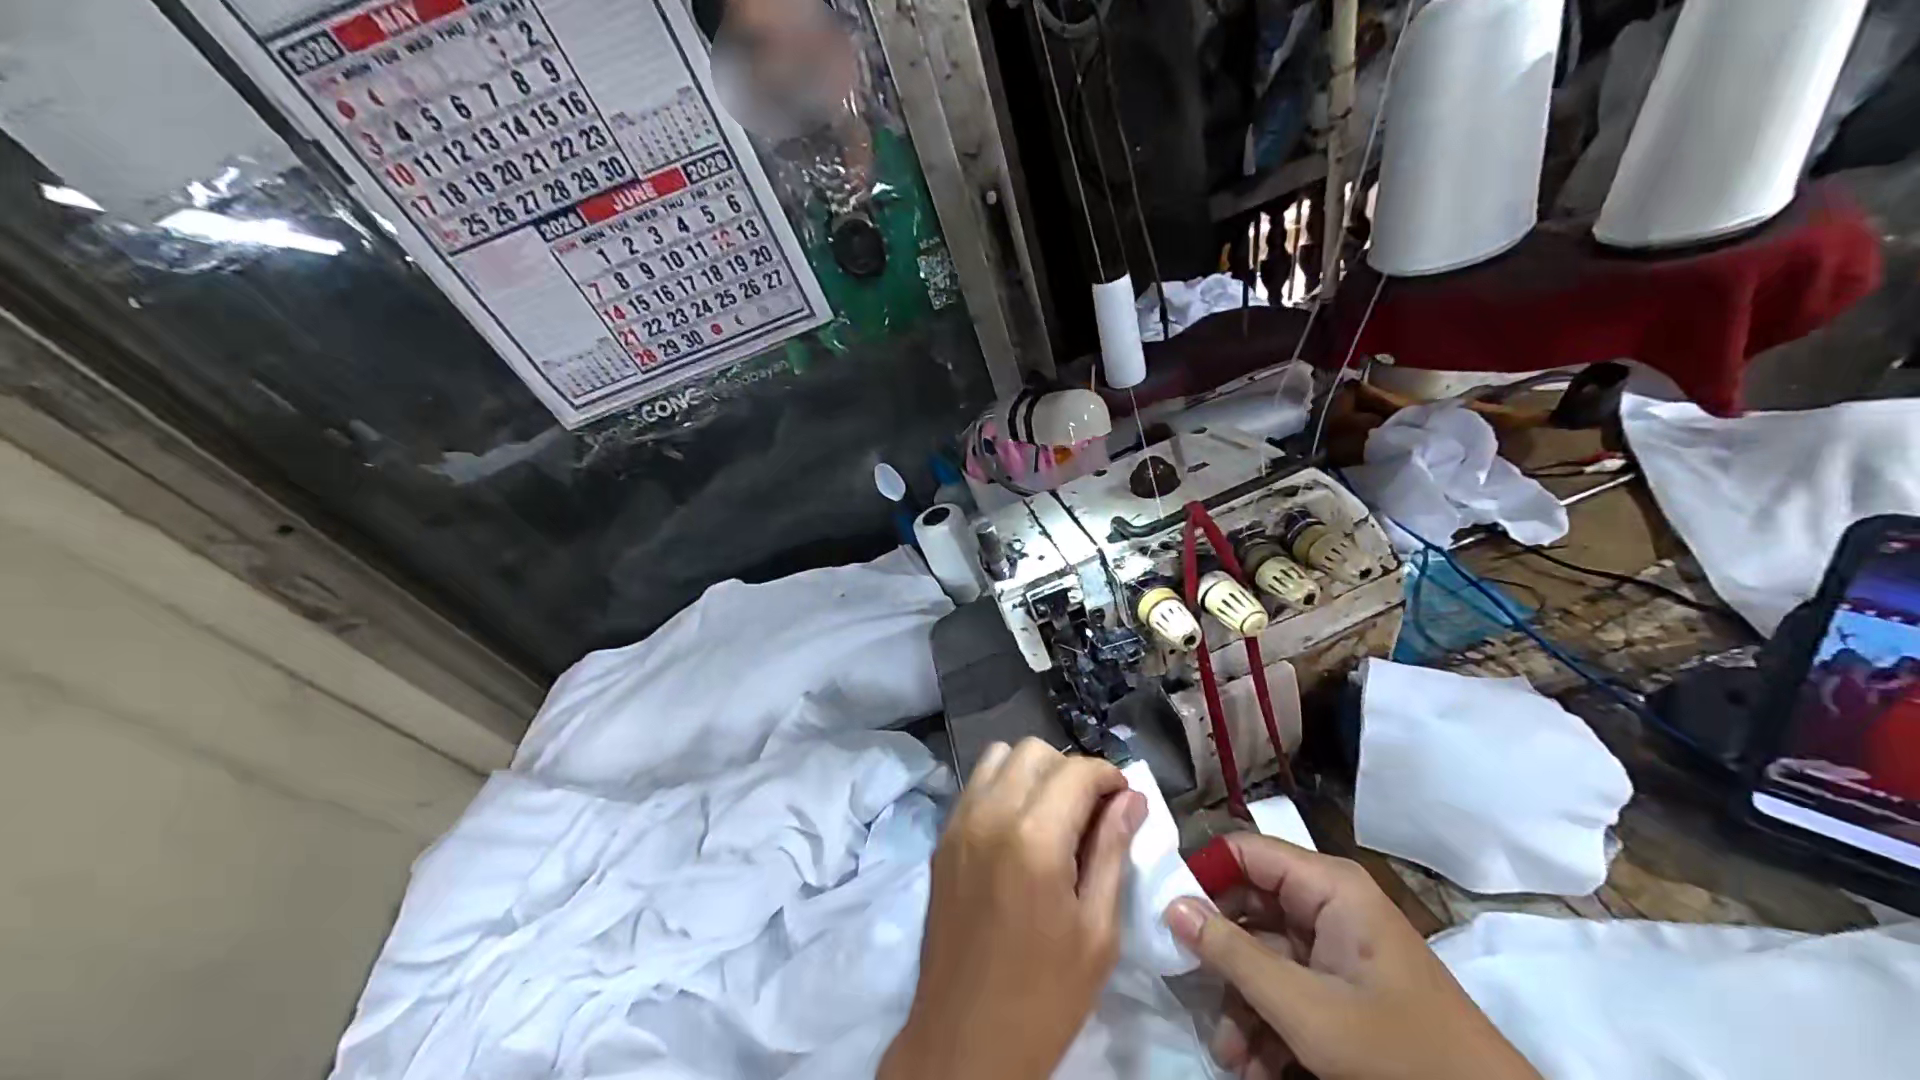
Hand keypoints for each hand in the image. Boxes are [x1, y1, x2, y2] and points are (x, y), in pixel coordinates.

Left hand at [879, 739, 1147, 1079]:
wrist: (963, 1040)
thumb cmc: (1045, 995)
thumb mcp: (1097, 930)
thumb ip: (1112, 851)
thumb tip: (1131, 800)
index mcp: (1034, 837)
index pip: (1077, 770)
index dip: (1109, 776)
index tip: (1125, 801)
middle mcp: (989, 814)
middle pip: (1034, 751)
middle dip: (1070, 770)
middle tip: (1091, 812)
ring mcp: (958, 823)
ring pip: (998, 757)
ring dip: (1033, 773)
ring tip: (1054, 815)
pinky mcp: (942, 839)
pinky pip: (975, 785)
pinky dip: (1003, 787)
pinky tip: (1020, 829)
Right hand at [1164, 834, 1539, 1079]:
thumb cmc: (1397, 1052)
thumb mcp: (1304, 1008)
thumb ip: (1232, 953)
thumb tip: (1172, 905)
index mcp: (1327, 887)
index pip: (1244, 852)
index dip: (1202, 874)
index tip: (1165, 911)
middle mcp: (1328, 904)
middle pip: (1248, 907)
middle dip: (1220, 959)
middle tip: (1191, 992)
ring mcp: (1335, 946)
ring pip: (1262, 954)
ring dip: (1241, 1004)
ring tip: (1232, 1057)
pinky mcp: (1341, 985)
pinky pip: (1286, 986)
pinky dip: (1267, 1022)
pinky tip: (1256, 1067)